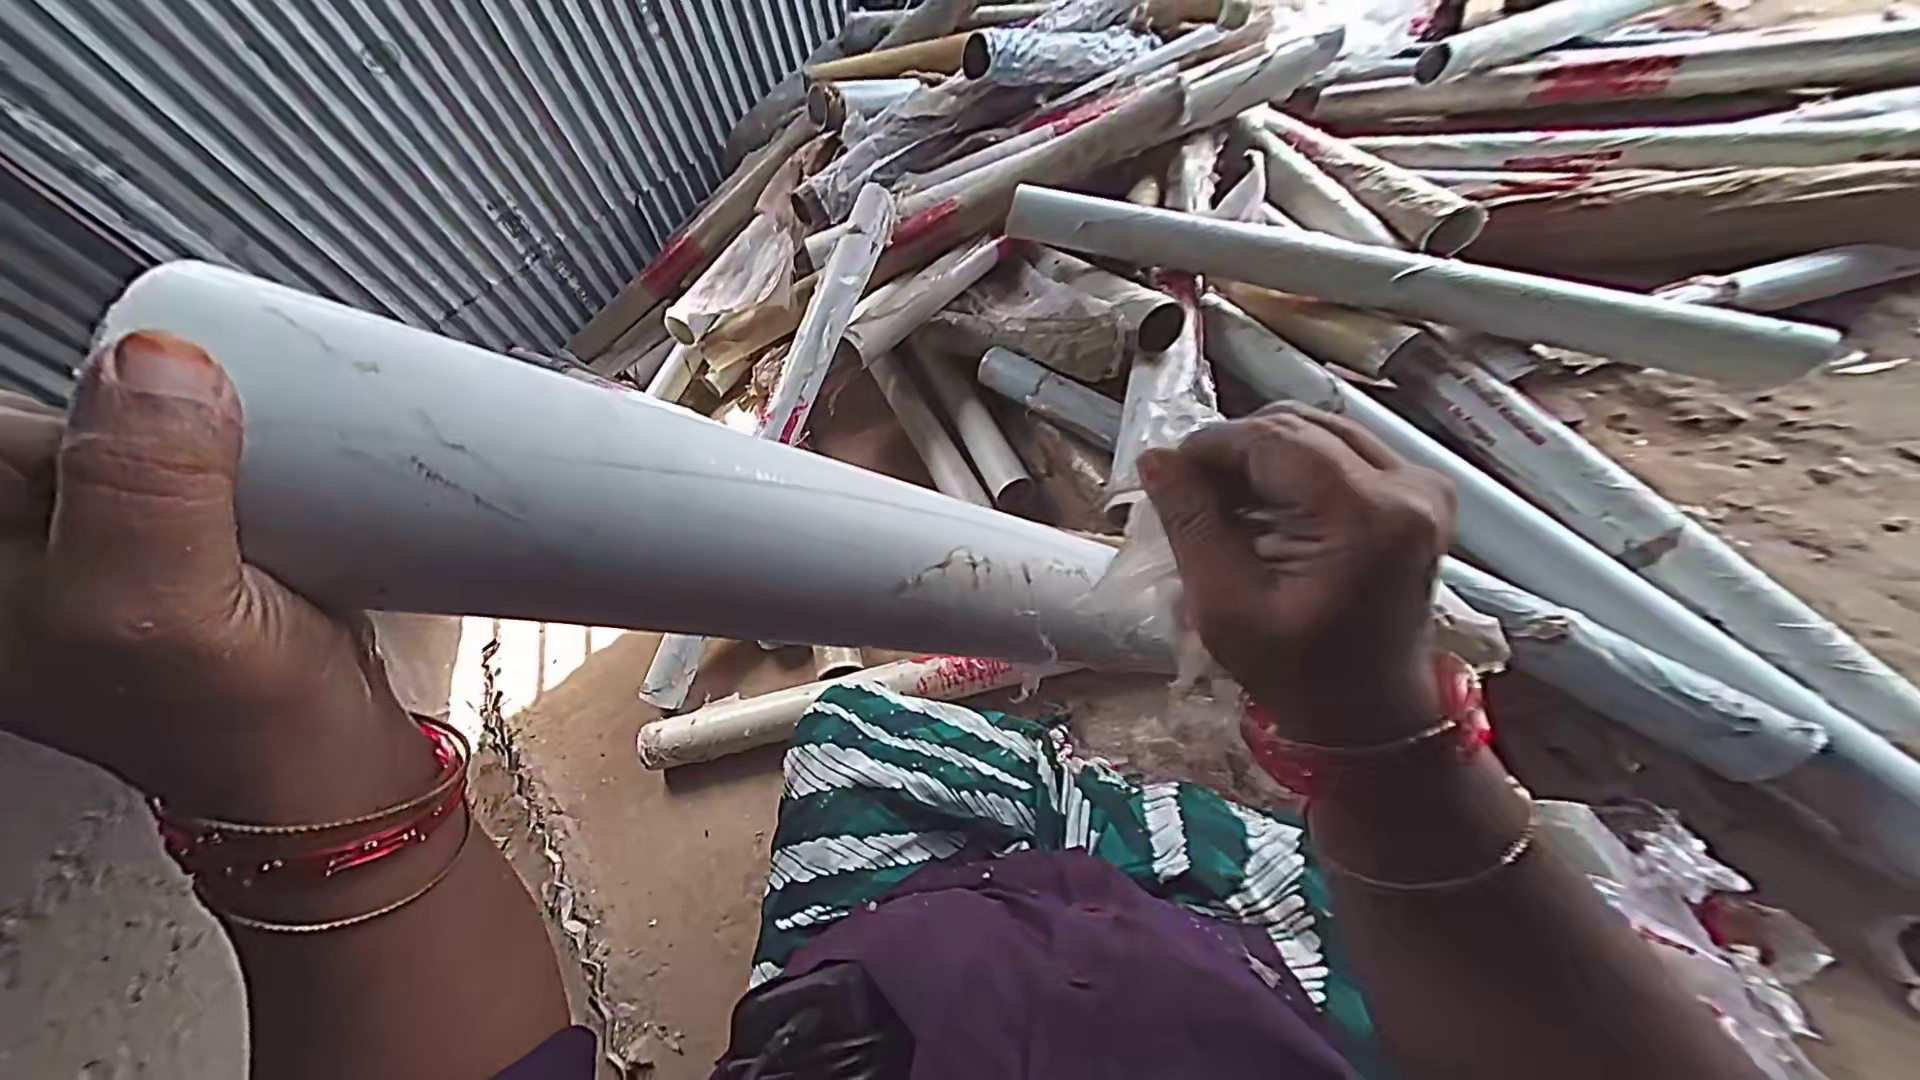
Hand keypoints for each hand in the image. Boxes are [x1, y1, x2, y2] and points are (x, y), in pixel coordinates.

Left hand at [0, 332, 433, 823]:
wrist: (324, 750)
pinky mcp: (193, 547)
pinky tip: (295, 499)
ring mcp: (111, 547)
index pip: (5, 426)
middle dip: (188, 427)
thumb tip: (160, 361)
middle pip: (85, 424)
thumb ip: (147, 490)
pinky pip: (219, 474)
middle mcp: (21, 546)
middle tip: (256, 483)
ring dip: (238, 448)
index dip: (106, 417)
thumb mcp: (161, 607)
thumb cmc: (232, 713)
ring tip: (285, 501)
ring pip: (163, 446)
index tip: (208, 457)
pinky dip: (266, 470)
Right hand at [1139, 403, 1454, 744]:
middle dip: (1230, 449)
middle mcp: (1408, 486)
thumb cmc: (1295, 670)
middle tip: (1189, 489)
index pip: (1272, 439)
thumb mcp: (1223, 604)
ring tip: (1221, 500)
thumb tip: (1157, 459)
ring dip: (1256, 456)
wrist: (1368, 709)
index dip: (1208, 446)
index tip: (1166, 471)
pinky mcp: (1414, 493)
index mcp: (1366, 517)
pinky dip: (1285, 468)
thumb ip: (1190, 523)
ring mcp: (1419, 486)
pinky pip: (1335, 450)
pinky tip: (1258, 506)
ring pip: (1314, 430)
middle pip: (1296, 425)